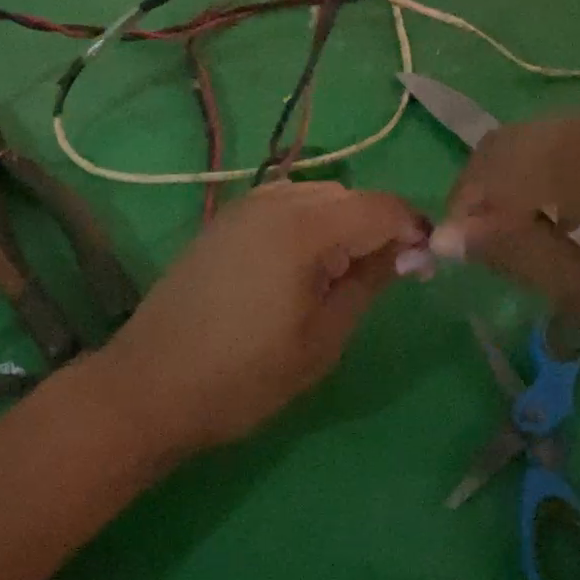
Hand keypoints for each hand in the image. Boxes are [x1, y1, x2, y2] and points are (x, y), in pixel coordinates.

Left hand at [89, 181, 426, 455]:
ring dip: (342, 224)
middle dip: (377, 226)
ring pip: (316, 196)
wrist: (151, 383)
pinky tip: (302, 268)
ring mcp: (243, 207)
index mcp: (304, 225)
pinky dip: (308, 224)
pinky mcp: (224, 222)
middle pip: (348, 196)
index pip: (381, 206)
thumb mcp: (321, 340)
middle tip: (387, 278)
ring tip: (342, 277)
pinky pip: (283, 205)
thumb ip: (367, 284)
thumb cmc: (243, 375)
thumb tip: (405, 251)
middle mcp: (274, 200)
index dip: (413, 230)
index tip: (428, 265)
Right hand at [430, 102, 579, 369]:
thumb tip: (449, 235)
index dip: (465, 200)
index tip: (457, 245)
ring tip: (553, 235)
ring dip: (541, 179)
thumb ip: (515, 254)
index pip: (496, 158)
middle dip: (498, 188)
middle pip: (528, 139)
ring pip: (568, 136)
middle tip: (498, 244)